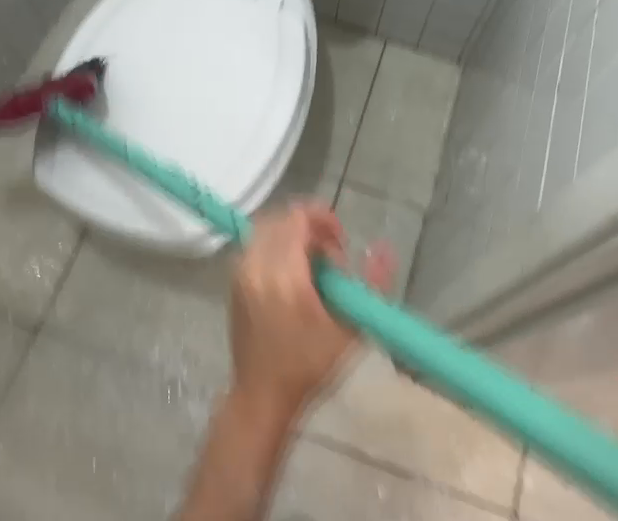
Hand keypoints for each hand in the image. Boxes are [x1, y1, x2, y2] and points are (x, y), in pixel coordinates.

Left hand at [226, 202, 395, 414]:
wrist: (261, 396)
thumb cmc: (309, 366)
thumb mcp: (350, 329)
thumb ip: (372, 284)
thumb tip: (383, 246)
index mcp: (284, 275)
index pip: (297, 219)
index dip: (323, 220)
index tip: (342, 243)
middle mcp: (256, 266)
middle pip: (281, 220)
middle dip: (310, 228)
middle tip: (332, 256)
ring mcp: (241, 274)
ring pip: (266, 231)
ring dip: (292, 237)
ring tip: (314, 265)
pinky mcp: (234, 284)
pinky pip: (256, 247)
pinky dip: (276, 248)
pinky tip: (294, 275)